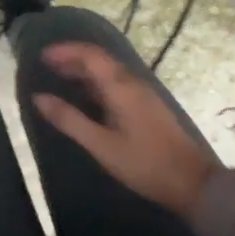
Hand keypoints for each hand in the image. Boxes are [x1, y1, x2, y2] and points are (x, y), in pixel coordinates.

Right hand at [32, 42, 217, 216]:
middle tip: (48, 66)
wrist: (195, 185)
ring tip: (63, 78)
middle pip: (100, 59)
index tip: (42, 56)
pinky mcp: (149, 106)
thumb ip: (70, 120)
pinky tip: (89, 97)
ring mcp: (144, 93)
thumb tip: (38, 98)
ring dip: (85, 69)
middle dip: (72, 58)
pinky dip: (98, 81)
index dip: (65, 50)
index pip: (90, 54)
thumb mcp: (102, 145)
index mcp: (120, 86)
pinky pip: (118, 82)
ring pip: (109, 70)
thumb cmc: (145, 164)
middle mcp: (133, 82)